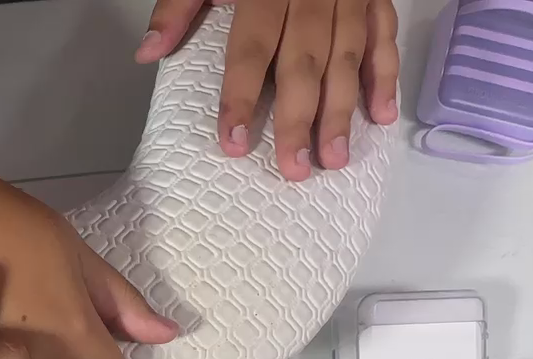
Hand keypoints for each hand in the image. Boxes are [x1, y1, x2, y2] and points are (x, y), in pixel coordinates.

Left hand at [136, 0, 400, 180]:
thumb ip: (179, 6)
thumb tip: (148, 52)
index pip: (250, 52)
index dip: (240, 98)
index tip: (233, 144)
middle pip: (304, 63)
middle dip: (300, 119)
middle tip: (294, 169)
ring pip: (348, 55)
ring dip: (343, 109)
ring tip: (335, 159)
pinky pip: (384, 33)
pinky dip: (385, 73)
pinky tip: (381, 114)